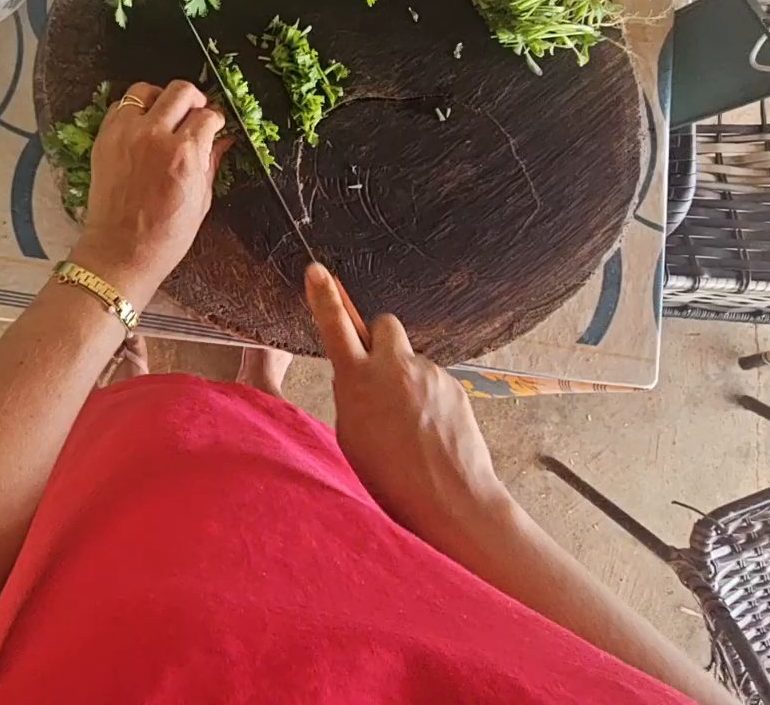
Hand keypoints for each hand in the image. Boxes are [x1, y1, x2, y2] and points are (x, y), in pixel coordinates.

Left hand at [69, 80, 227, 304]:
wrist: (121, 251)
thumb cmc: (164, 235)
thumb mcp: (201, 200)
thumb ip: (211, 162)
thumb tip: (221, 140)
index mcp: (184, 155)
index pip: (207, 115)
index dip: (215, 119)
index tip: (214, 124)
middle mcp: (154, 137)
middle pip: (180, 91)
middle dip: (194, 99)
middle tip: (195, 113)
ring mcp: (125, 135)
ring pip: (145, 90)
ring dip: (161, 99)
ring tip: (166, 115)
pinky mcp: (104, 139)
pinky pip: (119, 107)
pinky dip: (133, 111)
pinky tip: (142, 127)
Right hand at [303, 264, 509, 545]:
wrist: (449, 499)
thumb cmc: (390, 475)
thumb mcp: (349, 431)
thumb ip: (351, 392)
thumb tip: (359, 375)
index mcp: (357, 379)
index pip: (335, 325)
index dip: (323, 295)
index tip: (316, 271)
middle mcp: (393, 367)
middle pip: (385, 324)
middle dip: (380, 339)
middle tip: (380, 369)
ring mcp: (428, 372)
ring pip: (411, 358)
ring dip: (407, 378)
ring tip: (410, 422)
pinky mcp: (453, 384)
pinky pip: (433, 379)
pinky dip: (428, 397)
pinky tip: (429, 428)